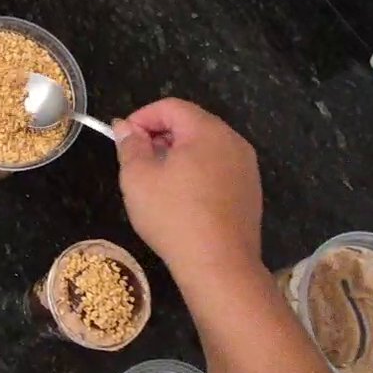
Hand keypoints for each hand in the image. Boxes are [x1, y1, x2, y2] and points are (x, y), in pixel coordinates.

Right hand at [114, 98, 263, 282]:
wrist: (219, 265)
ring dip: (177, 155)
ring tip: (156, 181)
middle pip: (190, 124)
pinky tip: (181, 199)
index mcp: (207, 131)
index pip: (170, 107)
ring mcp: (246, 167)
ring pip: (205, 147)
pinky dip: (196, 173)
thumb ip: (130, 145)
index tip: (123, 139)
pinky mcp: (249, 191)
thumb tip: (126, 127)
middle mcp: (233, 141)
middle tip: (136, 160)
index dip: (141, 117)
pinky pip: (218, 169)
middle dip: (159, 135)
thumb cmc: (173, 216)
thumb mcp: (138, 178)